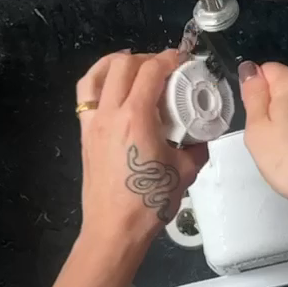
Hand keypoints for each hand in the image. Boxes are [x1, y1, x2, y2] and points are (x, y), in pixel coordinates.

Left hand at [75, 49, 206, 248]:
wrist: (114, 228)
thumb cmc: (149, 202)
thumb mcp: (184, 172)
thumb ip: (196, 148)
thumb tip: (202, 138)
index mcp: (136, 117)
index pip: (151, 71)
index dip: (170, 58)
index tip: (183, 60)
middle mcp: (110, 113)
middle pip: (123, 65)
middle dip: (146, 58)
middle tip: (164, 67)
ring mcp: (93, 123)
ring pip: (97, 75)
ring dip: (116, 63)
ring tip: (133, 66)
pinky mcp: (85, 135)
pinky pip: (86, 96)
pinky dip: (99, 82)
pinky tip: (113, 89)